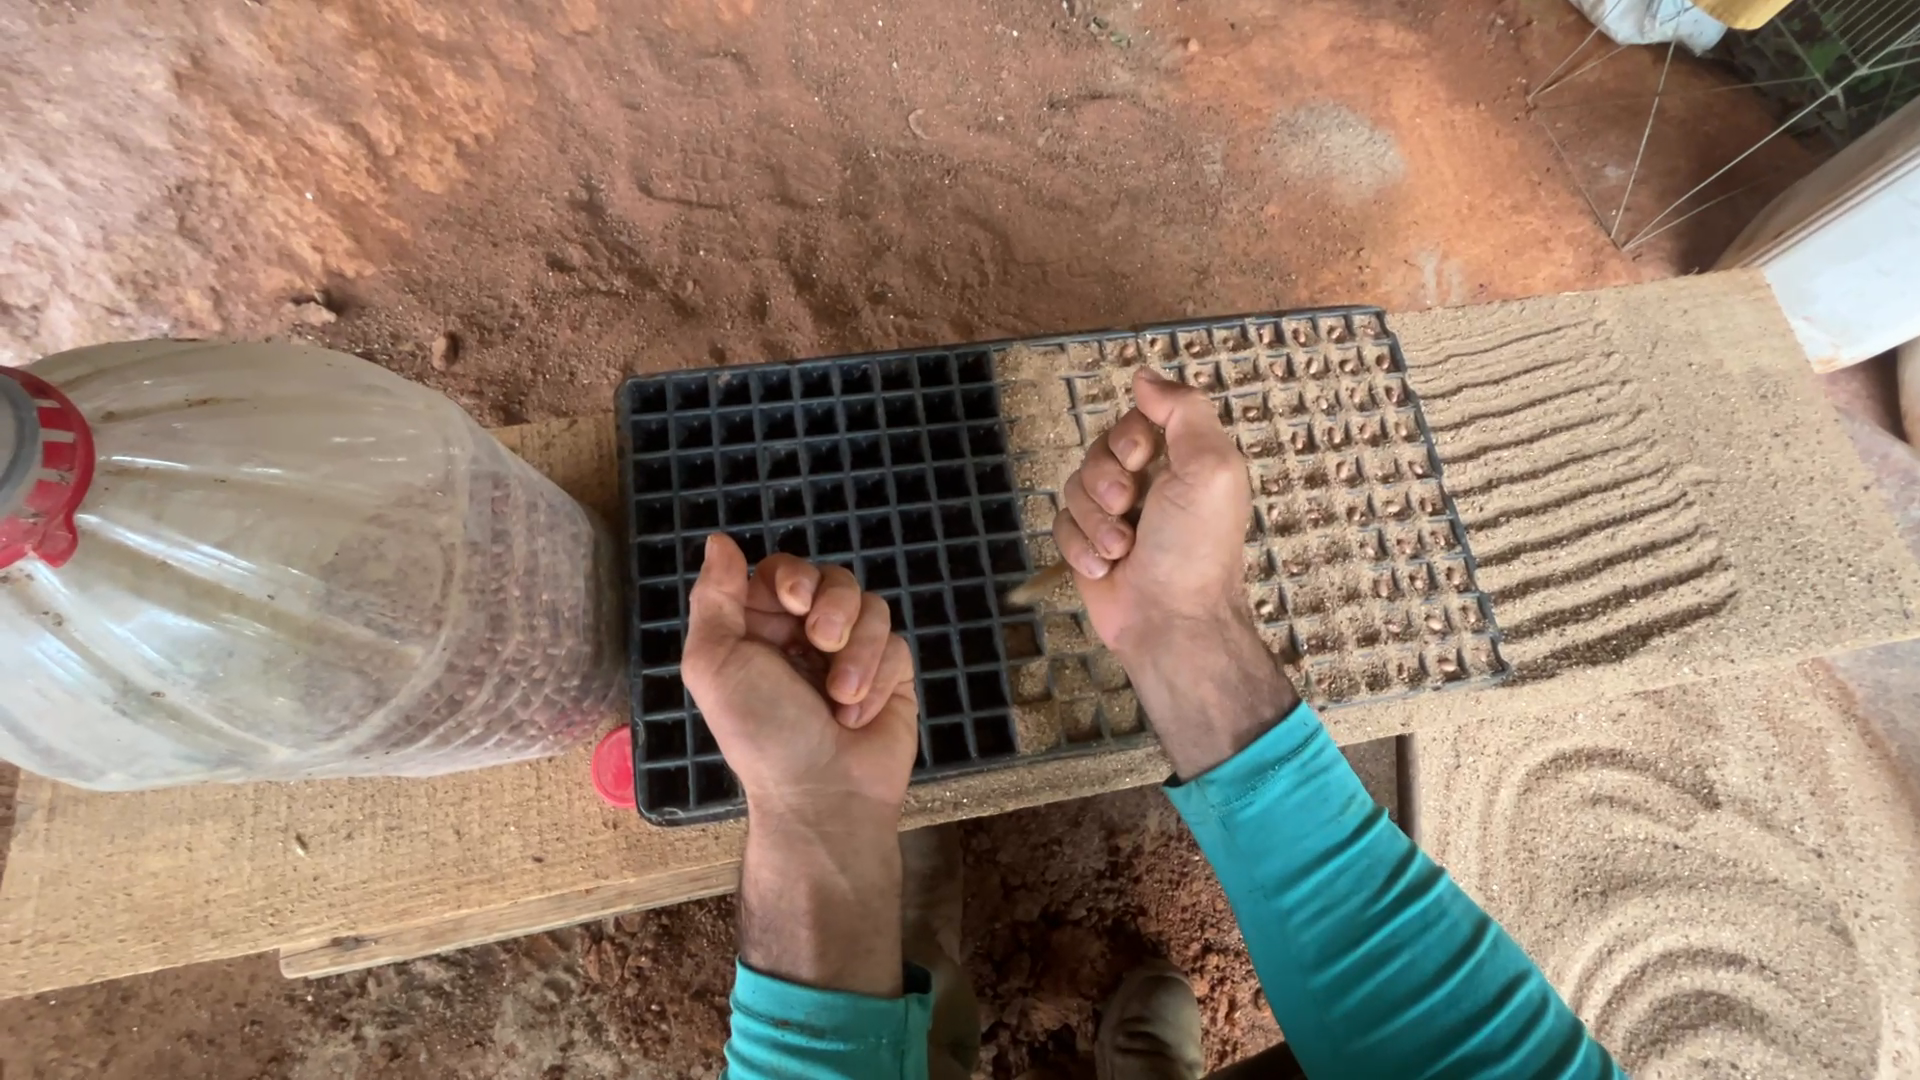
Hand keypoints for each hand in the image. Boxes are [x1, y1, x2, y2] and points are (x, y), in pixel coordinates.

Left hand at [683, 535, 917, 996]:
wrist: (823, 792)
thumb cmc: (762, 730)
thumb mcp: (716, 663)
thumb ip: (715, 598)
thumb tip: (719, 539)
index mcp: (764, 629)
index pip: (787, 571)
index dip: (795, 576)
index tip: (795, 602)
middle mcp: (809, 635)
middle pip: (836, 580)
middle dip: (833, 609)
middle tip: (822, 643)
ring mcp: (855, 653)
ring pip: (873, 607)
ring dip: (857, 652)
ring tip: (840, 695)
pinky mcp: (892, 674)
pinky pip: (897, 644)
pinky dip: (878, 678)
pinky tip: (858, 714)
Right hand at [1052, 367, 1298, 777]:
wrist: (1168, 621)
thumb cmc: (1195, 546)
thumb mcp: (1210, 467)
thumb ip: (1183, 411)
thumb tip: (1144, 375)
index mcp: (1180, 461)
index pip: (1136, 421)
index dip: (1128, 436)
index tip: (1137, 459)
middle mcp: (1145, 484)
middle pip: (1097, 452)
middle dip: (1105, 483)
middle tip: (1128, 509)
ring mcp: (1112, 516)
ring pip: (1073, 488)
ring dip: (1095, 523)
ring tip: (1120, 550)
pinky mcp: (1086, 545)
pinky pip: (1061, 525)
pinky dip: (1080, 548)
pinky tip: (1105, 569)